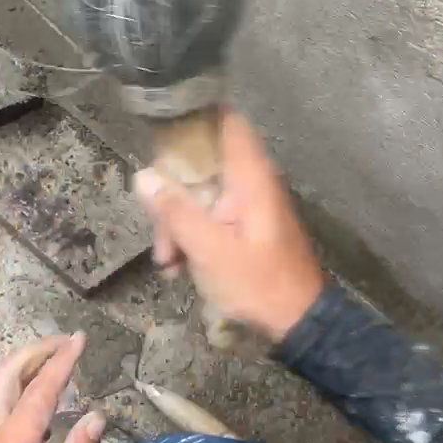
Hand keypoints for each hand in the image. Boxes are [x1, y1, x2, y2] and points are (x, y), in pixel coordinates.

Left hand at [0, 335, 105, 442]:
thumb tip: (94, 418)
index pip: (38, 394)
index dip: (60, 362)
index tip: (78, 339)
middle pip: (1, 378)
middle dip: (32, 352)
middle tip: (63, 343)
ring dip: (18, 372)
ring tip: (51, 368)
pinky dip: (7, 396)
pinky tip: (27, 409)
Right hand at [135, 110, 324, 341]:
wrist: (299, 322)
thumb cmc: (258, 283)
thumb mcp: (210, 251)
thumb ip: (176, 212)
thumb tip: (144, 177)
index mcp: (250, 178)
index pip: (226, 122)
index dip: (194, 120)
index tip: (162, 136)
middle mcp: (250, 183)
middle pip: (202, 166)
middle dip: (172, 195)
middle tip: (161, 234)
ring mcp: (248, 206)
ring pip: (201, 196)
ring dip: (178, 224)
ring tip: (168, 262)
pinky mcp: (245, 227)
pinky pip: (211, 218)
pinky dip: (192, 236)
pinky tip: (179, 266)